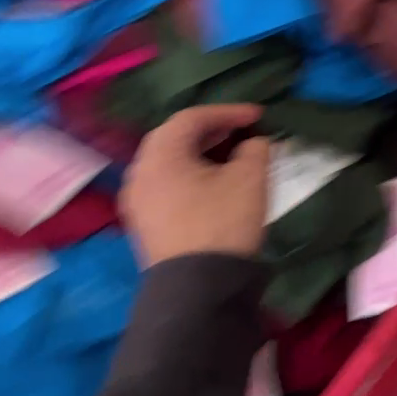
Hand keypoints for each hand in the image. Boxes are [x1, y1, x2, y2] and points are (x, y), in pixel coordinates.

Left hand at [121, 105, 270, 267]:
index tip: (259, 116)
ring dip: (200, 149)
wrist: (198, 284)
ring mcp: (138, 201)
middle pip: (172, 137)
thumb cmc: (223, 220)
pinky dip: (191, 169)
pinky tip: (216, 178)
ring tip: (232, 151)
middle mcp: (139, 176)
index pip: (189, 118)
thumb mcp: (250, 176)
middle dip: (210, 127)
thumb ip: (254, 148)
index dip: (227, 111)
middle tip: (243, 128)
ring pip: (167, 160)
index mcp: (160, 159)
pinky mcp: (146, 220)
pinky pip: (166, 180)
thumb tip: (251, 143)